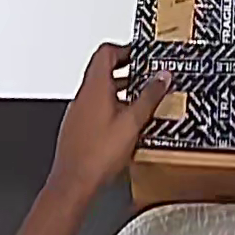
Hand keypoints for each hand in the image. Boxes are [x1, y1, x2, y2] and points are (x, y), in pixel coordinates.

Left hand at [48, 43, 171, 201]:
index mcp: (95, 88)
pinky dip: (112, 105)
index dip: (124, 49)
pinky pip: (95, 107)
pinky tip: (125, 122)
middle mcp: (83, 97)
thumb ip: (150, 96)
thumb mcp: (133, 122)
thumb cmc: (97, 155)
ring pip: (99, 90)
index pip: (105, 52)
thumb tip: (162, 76)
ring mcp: (78, 113)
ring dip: (120, 88)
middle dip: (126, 69)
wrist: (72, 186)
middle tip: (145, 73)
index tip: (140, 53)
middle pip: (102, 69)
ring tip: (140, 97)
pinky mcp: (77, 128)